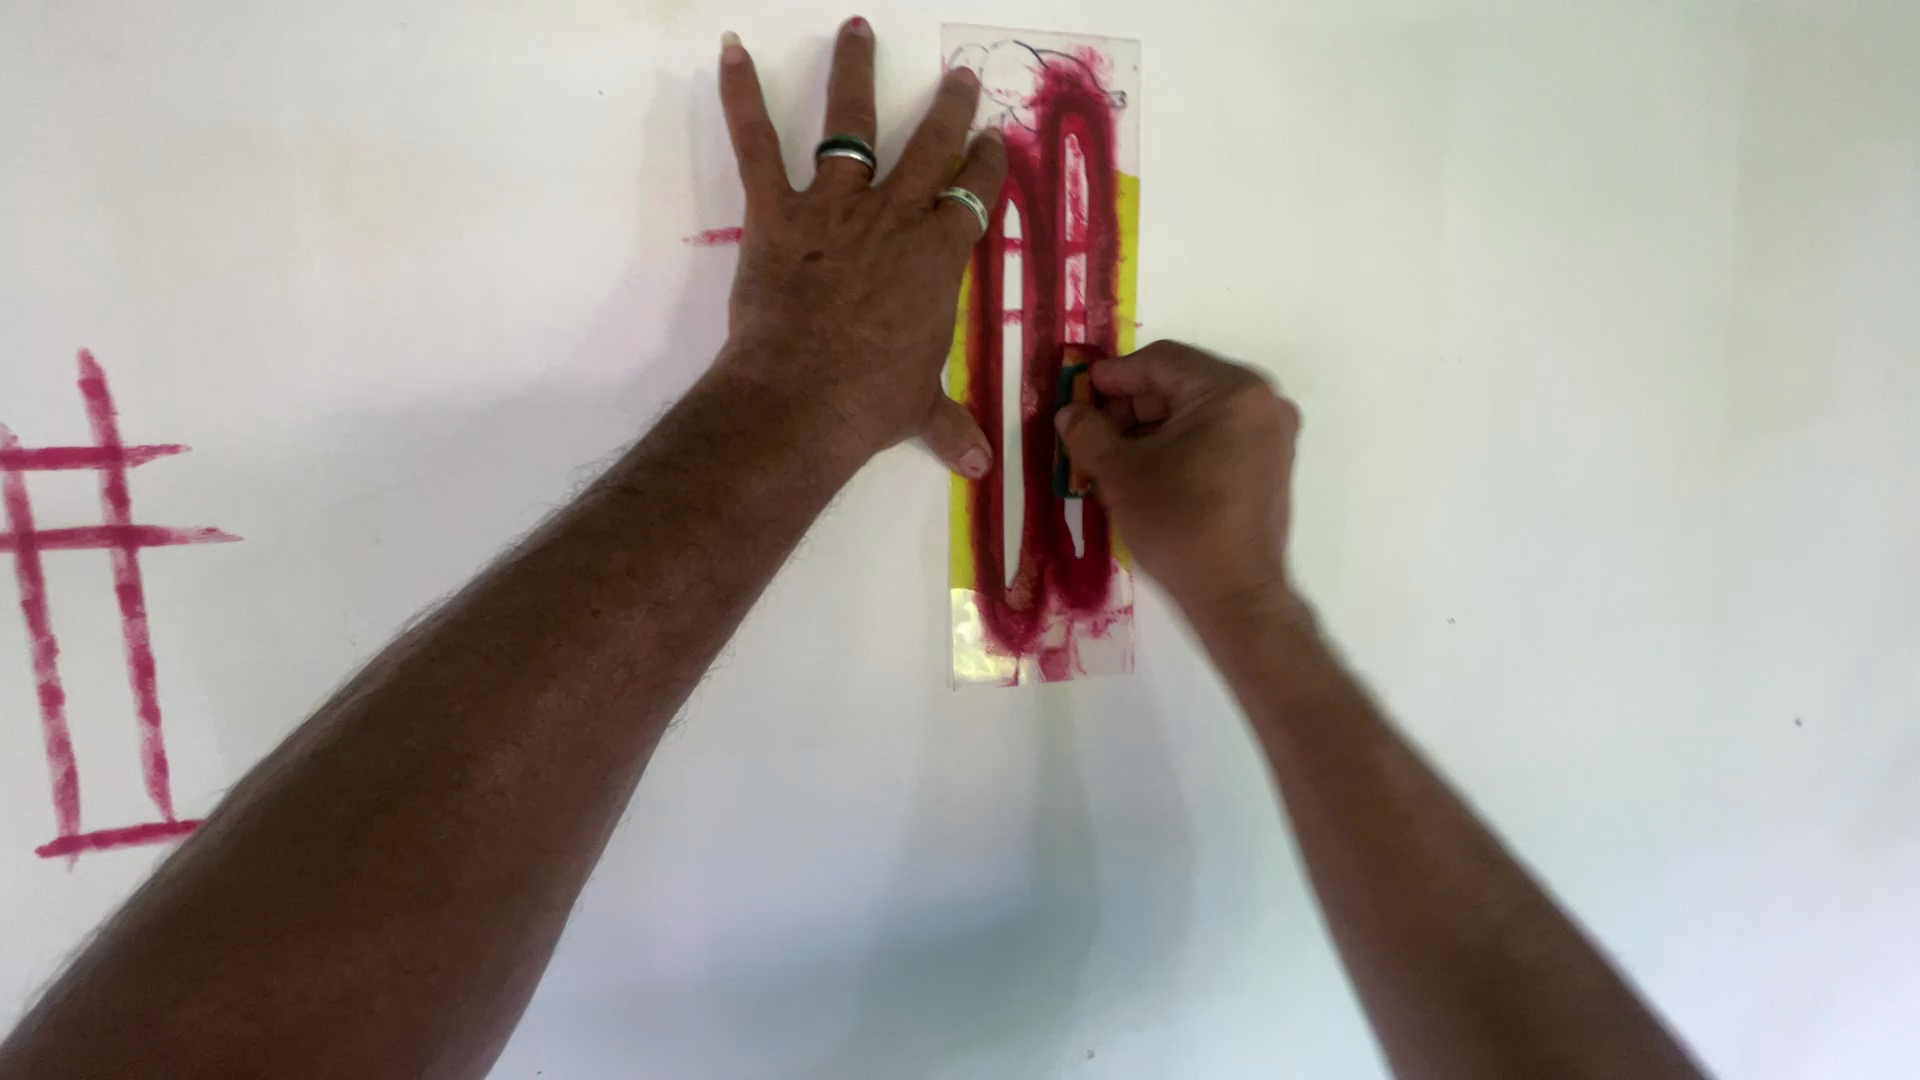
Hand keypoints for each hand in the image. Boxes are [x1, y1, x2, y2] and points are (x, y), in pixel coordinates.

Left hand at [714, 20, 1007, 477]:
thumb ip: (951, 428)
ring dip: (857, 76)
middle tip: (960, 79)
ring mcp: (836, 210)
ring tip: (859, 31)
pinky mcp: (777, 214)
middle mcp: (895, 219)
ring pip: (850, 127)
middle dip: (950, 111)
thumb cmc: (873, 402)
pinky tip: (730, 52)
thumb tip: (980, 468)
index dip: (986, 168)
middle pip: (932, 149)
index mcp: (938, 260)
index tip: (994, 146)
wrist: (804, 399)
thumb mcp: (922, 410)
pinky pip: (758, 145)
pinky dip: (741, 97)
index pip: (973, 198)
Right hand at [1054, 342, 1302, 614]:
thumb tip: (1069, 411)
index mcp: (1231, 392)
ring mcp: (1270, 434)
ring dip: (1149, 427)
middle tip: (1090, 431)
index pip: (1161, 362)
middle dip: (1129, 406)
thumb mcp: (1121, 474)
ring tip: (1110, 456)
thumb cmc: (1178, 526)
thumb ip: (1088, 432)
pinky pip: (1214, 436)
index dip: (1113, 375)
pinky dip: (1176, 444)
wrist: (1234, 595)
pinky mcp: (1268, 464)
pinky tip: (1144, 470)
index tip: (1078, 394)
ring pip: (1195, 412)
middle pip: (1180, 385)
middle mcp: (1261, 402)